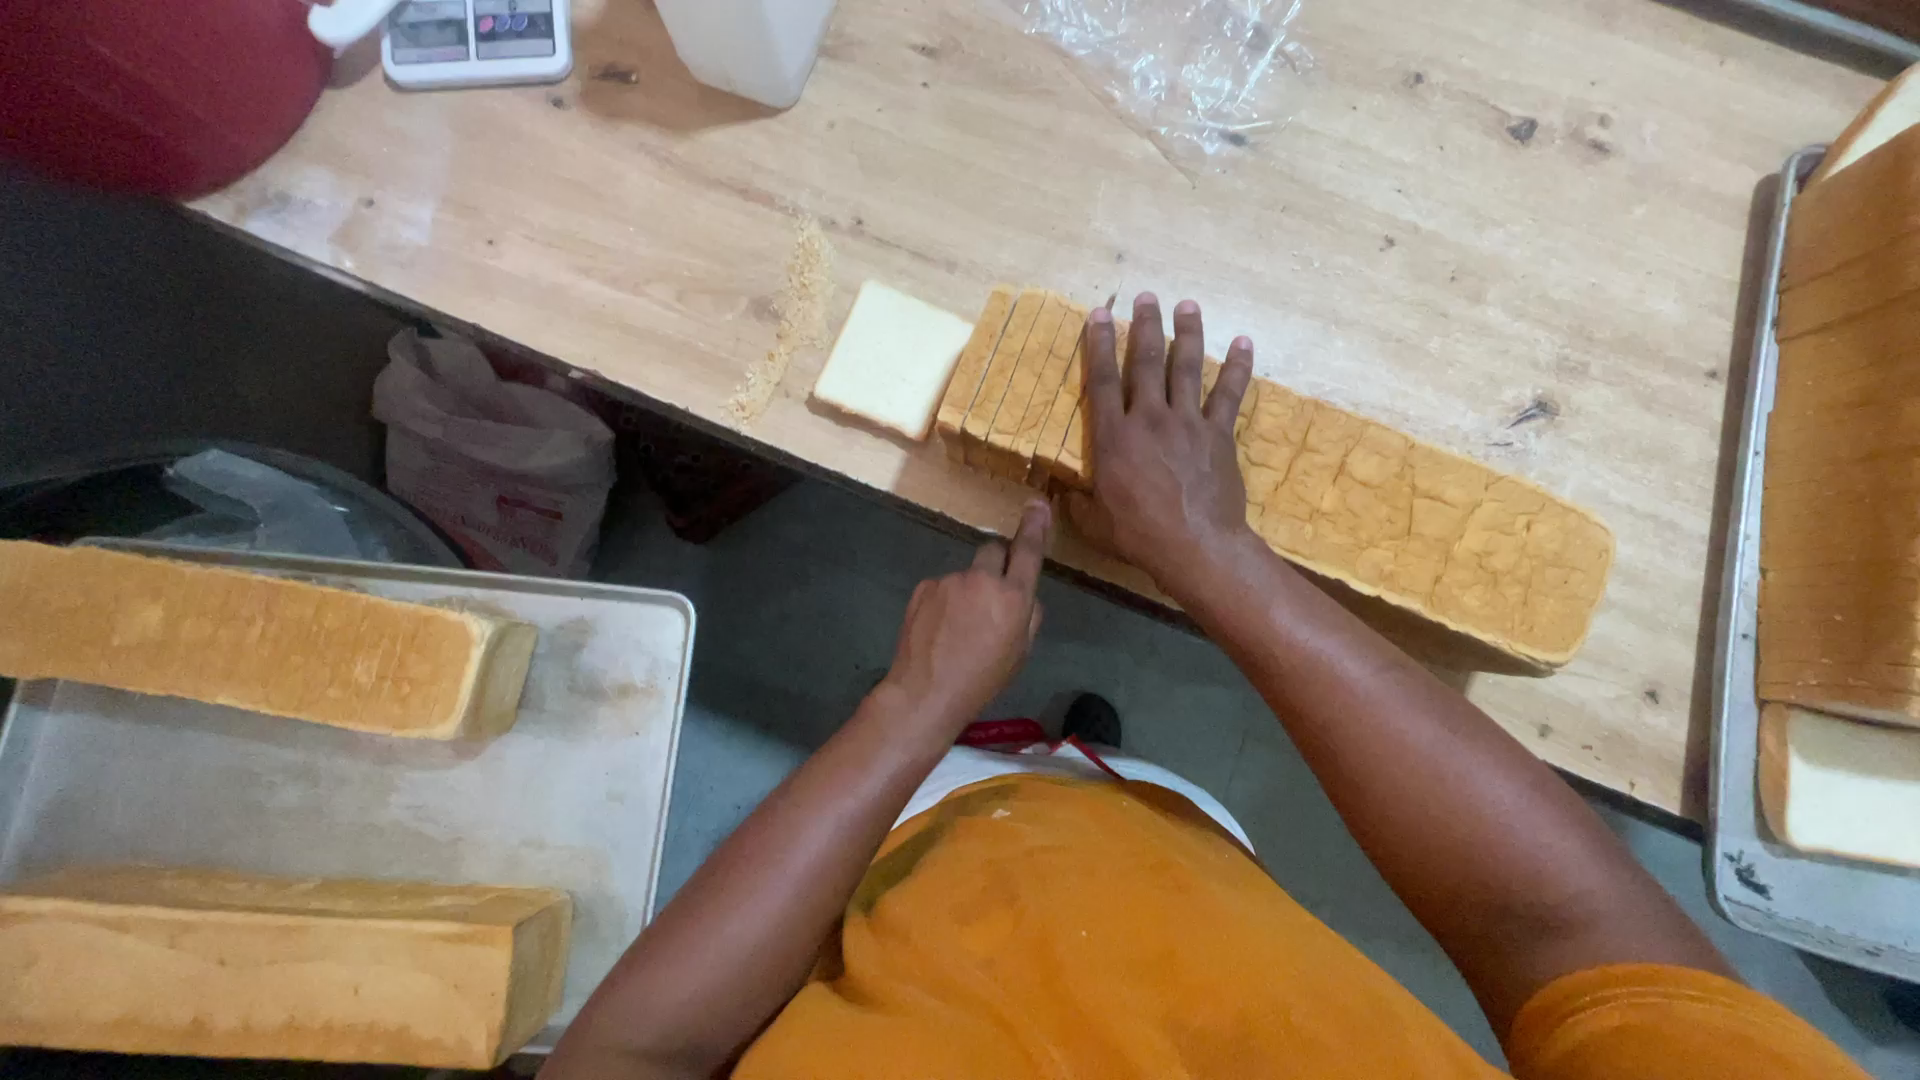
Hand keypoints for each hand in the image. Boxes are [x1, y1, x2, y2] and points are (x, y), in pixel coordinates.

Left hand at [879, 500, 1050, 731]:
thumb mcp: (1020, 653)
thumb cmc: (981, 679)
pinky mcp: (924, 586)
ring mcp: (950, 580)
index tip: (1037, 504)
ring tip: (958, 627)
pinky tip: (939, 628)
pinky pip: (942, 586)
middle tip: (991, 596)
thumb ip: (1029, 616)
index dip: (1035, 526)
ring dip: (967, 589)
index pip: (1028, 551)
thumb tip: (1027, 594)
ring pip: (966, 573)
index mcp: (1013, 597)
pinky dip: (944, 600)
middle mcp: (982, 579)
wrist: (926, 691)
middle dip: (997, 564)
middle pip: (994, 550)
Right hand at [1065, 294, 1257, 599]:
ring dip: (1187, 333)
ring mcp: (1187, 423)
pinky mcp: (1218, 435)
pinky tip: (1244, 343)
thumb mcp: (1092, 523)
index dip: (1099, 345)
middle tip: (1146, 296)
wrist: (1195, 545)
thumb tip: (1056, 492)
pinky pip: (1229, 394)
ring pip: (1187, 368)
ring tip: (1187, 305)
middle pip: (1146, 363)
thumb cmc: (1137, 535)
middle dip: (1144, 326)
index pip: (1102, 381)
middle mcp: (1149, 419)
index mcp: (1114, 438)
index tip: (1099, 314)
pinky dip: (1238, 368)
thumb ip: (1075, 502)